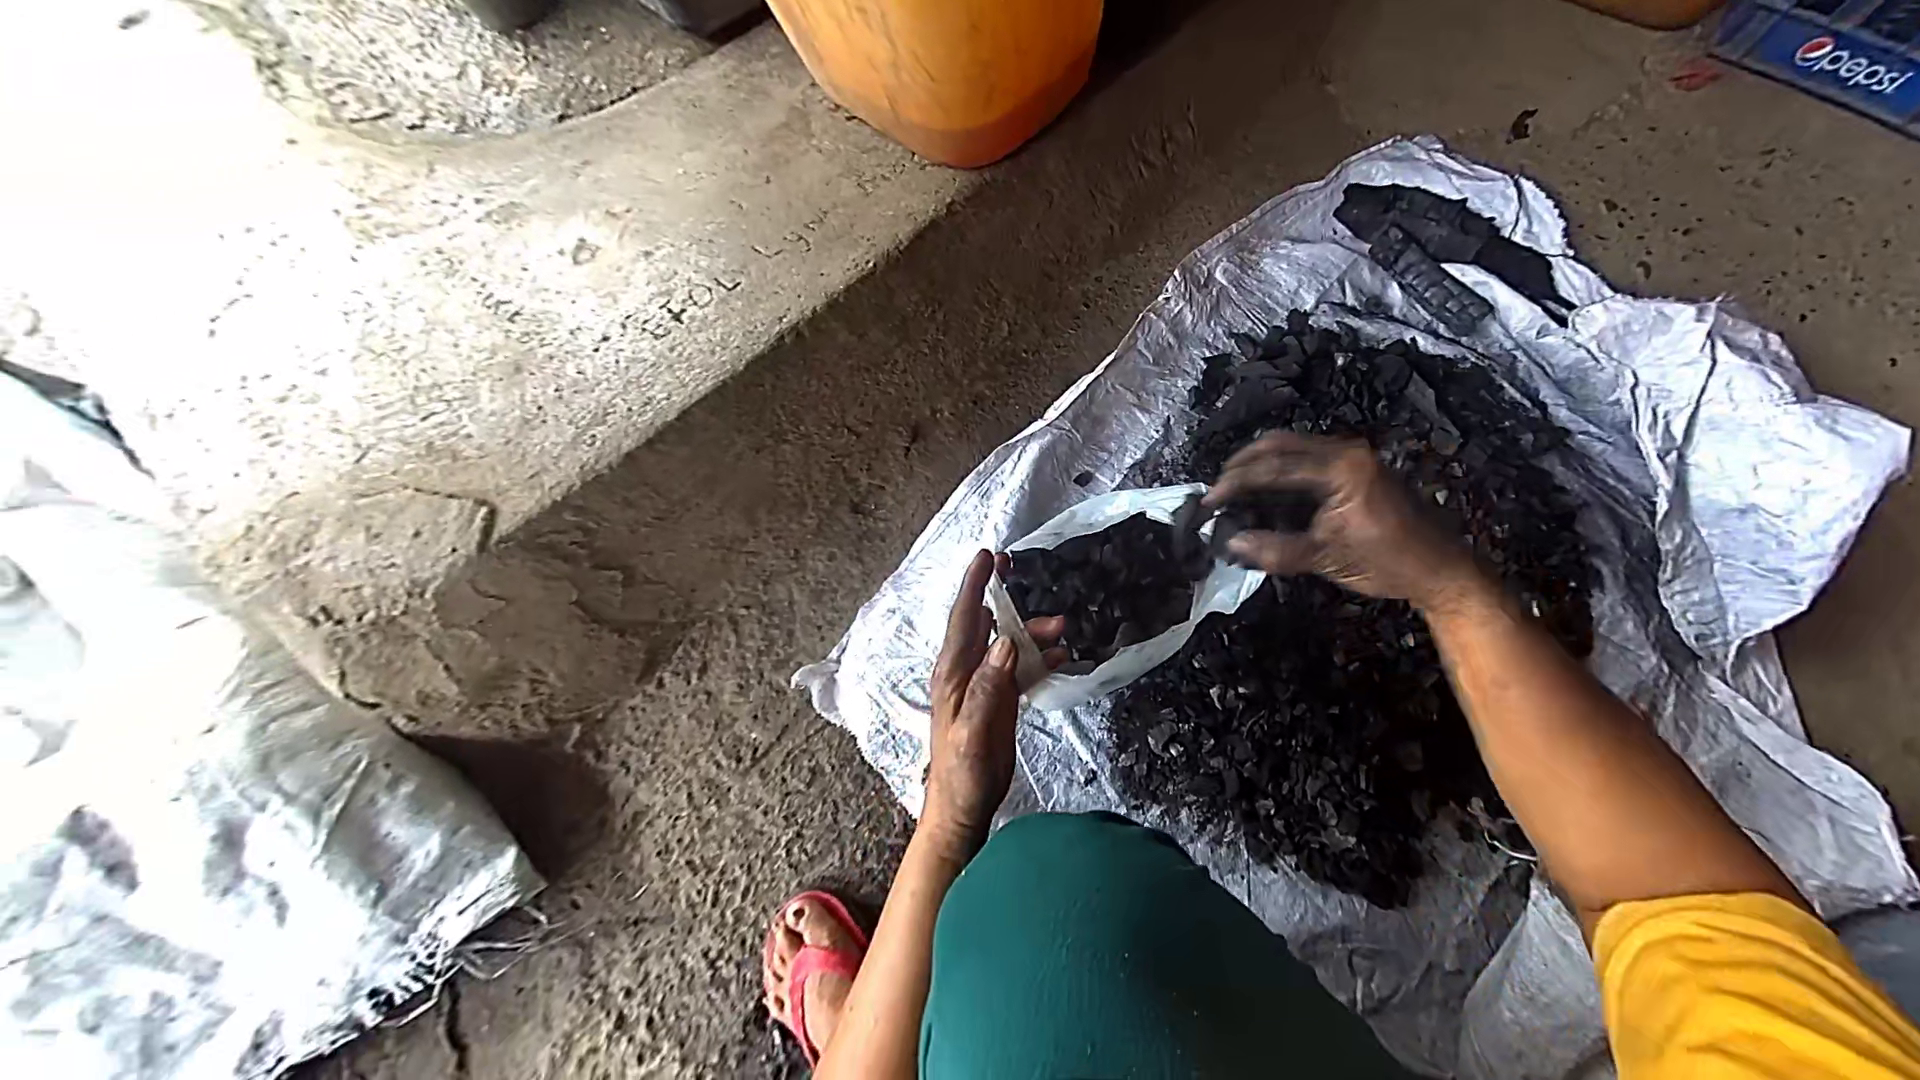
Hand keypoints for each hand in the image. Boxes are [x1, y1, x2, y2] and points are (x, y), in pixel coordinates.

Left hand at [923, 550, 1065, 860]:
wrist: (963, 805)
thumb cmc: (961, 771)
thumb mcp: (971, 731)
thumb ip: (987, 687)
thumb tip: (1005, 642)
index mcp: (953, 672)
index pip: (964, 619)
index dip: (974, 586)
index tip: (987, 556)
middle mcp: (966, 670)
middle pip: (985, 621)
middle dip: (1001, 594)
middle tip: (1019, 568)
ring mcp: (984, 683)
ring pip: (1008, 643)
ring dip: (1031, 631)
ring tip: (1060, 627)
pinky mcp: (1000, 698)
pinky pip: (1021, 669)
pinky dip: (1039, 658)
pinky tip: (1060, 654)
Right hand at [1202, 433, 1482, 609]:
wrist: (1443, 570)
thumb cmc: (1387, 564)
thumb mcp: (1326, 559)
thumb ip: (1275, 550)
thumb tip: (1230, 543)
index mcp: (1340, 469)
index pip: (1272, 467)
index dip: (1234, 484)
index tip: (1208, 501)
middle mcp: (1345, 452)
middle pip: (1277, 443)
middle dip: (1241, 464)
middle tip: (1216, 490)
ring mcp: (1352, 456)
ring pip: (1290, 446)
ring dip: (1257, 464)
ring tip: (1233, 488)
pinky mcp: (1354, 467)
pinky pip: (1304, 456)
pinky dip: (1277, 469)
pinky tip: (1263, 490)